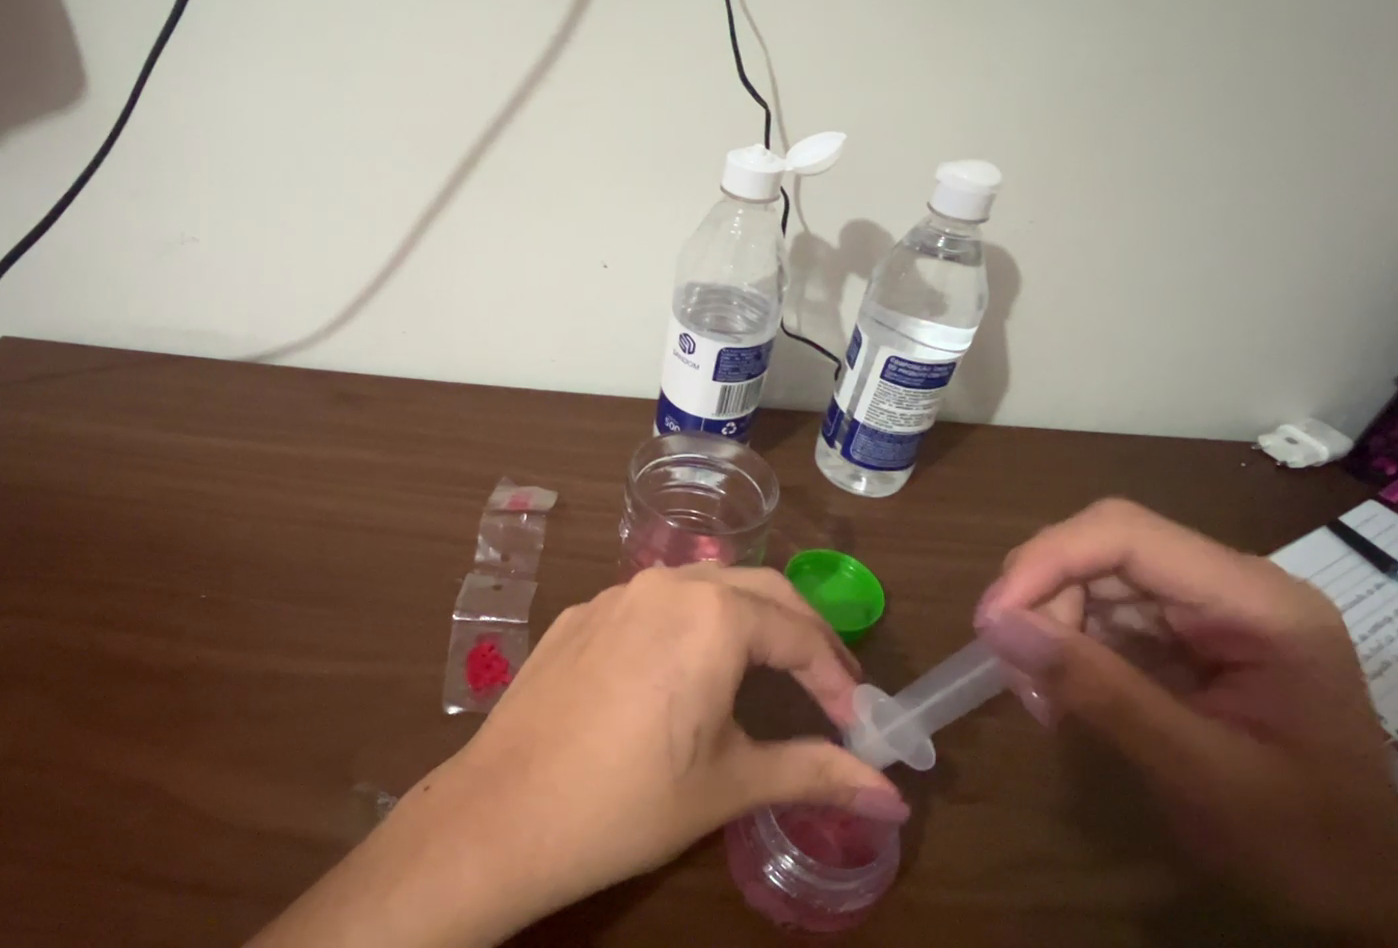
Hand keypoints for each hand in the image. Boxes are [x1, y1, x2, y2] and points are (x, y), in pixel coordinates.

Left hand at [252, 564, 904, 947]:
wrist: (504, 812)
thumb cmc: (628, 800)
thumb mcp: (729, 784)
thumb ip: (814, 773)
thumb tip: (893, 798)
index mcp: (711, 616)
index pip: (798, 635)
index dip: (837, 677)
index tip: (859, 720)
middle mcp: (664, 586)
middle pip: (757, 591)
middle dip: (801, 632)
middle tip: (829, 684)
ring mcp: (614, 595)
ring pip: (701, 588)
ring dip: (745, 620)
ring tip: (768, 669)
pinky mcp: (578, 616)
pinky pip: (652, 605)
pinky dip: (690, 626)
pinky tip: (684, 672)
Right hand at [974, 499, 1397, 946]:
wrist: (1364, 896)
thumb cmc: (1301, 842)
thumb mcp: (1195, 771)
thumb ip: (1098, 691)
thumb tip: (995, 625)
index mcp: (1259, 603)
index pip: (1126, 534)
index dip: (1046, 561)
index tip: (990, 621)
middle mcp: (1232, 586)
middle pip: (1102, 547)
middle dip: (1042, 597)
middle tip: (1012, 669)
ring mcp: (1207, 609)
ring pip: (1091, 576)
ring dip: (1047, 626)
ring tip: (1039, 698)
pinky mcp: (1183, 635)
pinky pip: (1101, 612)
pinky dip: (1064, 647)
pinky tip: (1058, 696)